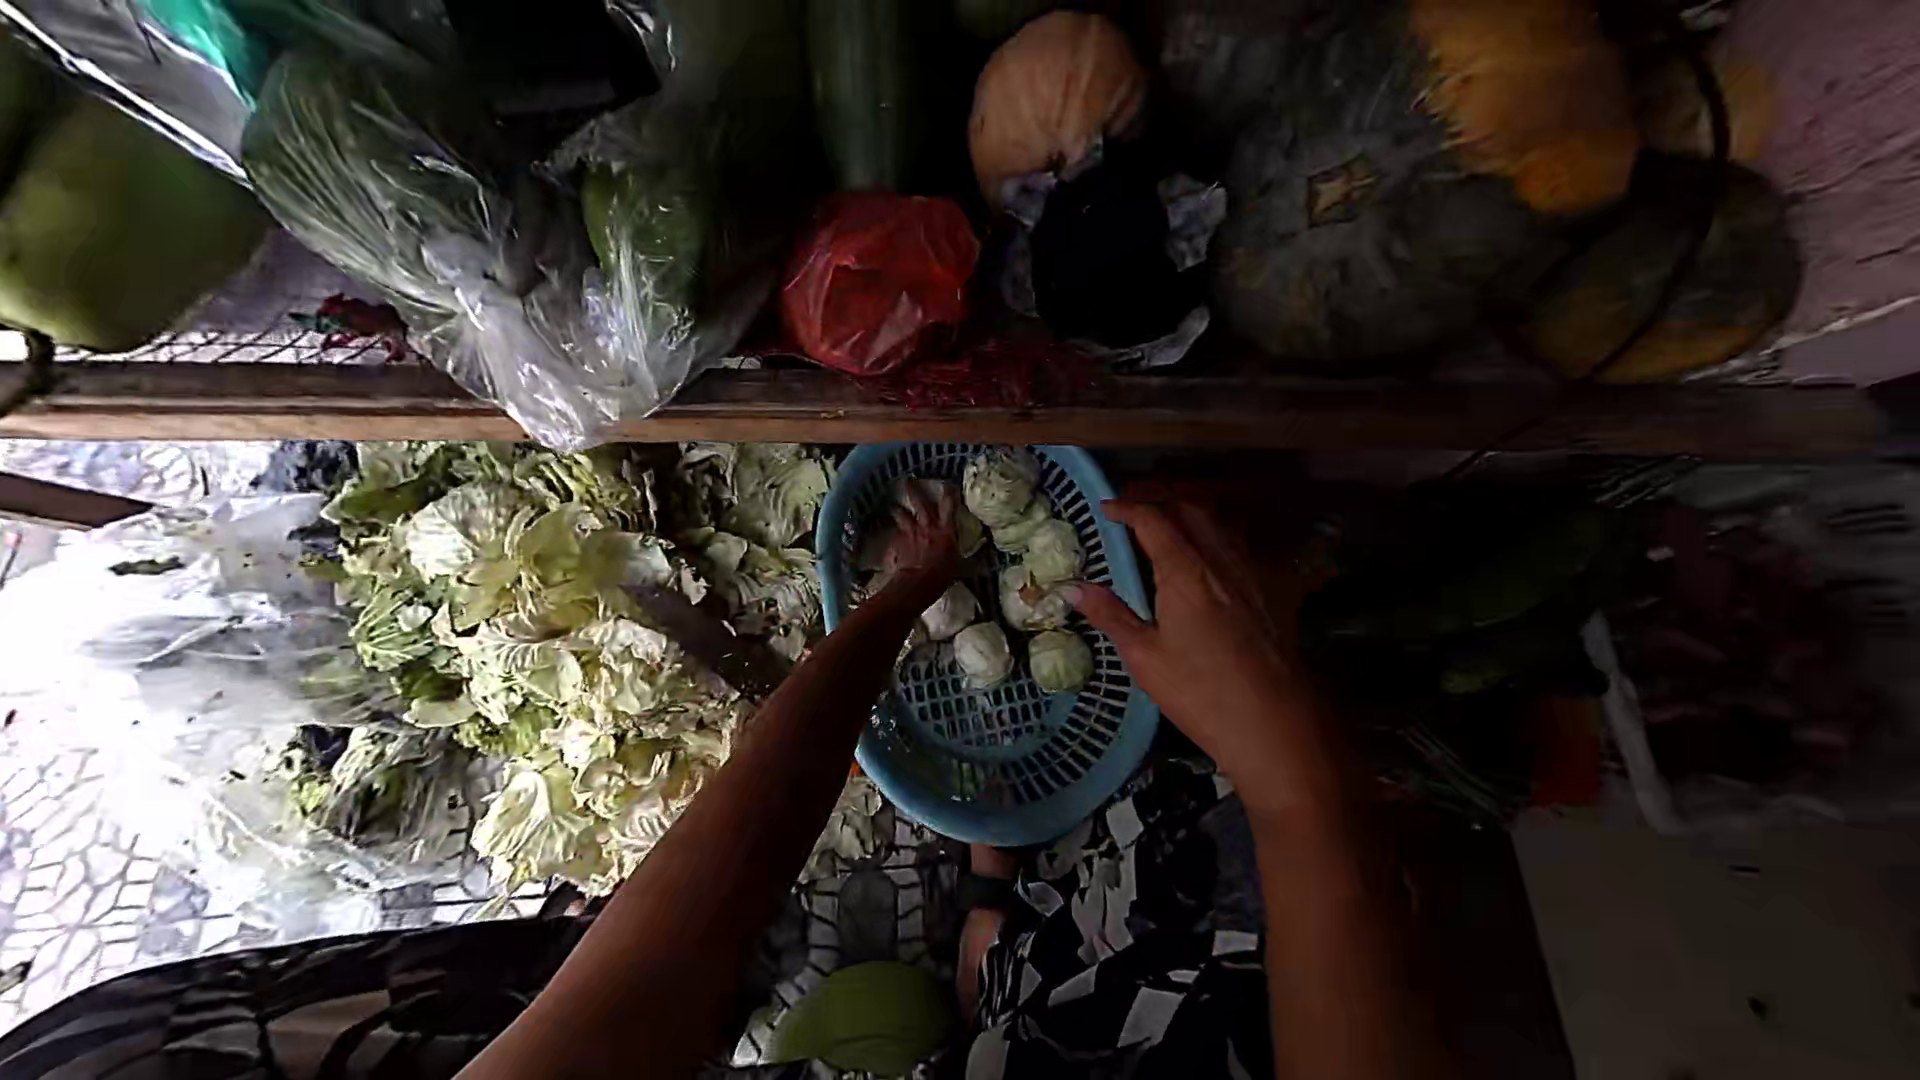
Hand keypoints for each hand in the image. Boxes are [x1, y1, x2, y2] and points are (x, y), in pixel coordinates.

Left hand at [878, 481, 962, 607]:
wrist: (917, 582)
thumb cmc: (942, 574)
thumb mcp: (961, 568)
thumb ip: (971, 563)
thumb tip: (985, 565)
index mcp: (945, 529)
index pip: (949, 504)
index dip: (950, 492)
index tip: (949, 484)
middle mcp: (927, 525)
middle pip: (919, 501)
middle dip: (914, 489)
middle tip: (908, 480)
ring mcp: (910, 531)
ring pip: (901, 513)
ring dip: (897, 509)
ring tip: (893, 505)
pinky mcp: (898, 541)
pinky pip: (896, 533)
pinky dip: (895, 532)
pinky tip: (893, 533)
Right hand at [1071, 500, 1338, 814]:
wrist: (1277, 728)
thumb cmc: (1201, 693)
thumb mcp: (1145, 657)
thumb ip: (1111, 616)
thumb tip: (1073, 588)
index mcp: (1186, 572)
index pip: (1154, 521)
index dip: (1127, 508)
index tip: (1105, 507)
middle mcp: (1222, 563)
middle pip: (1192, 510)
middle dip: (1160, 500)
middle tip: (1133, 511)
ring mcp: (1251, 577)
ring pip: (1220, 526)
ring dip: (1189, 515)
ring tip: (1166, 528)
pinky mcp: (1270, 596)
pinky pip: (1238, 548)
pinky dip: (1214, 537)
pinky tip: (1205, 563)